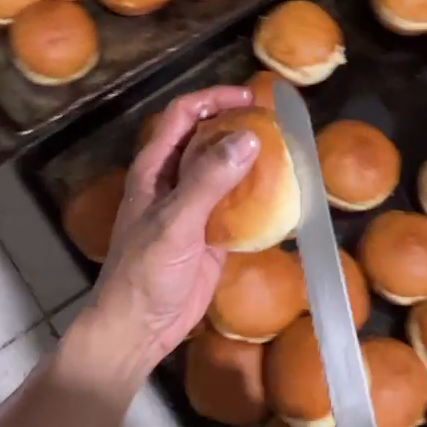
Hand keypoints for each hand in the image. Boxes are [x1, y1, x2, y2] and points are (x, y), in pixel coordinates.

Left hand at [73, 85, 258, 373]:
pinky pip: (237, 205)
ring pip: (224, 170)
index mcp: (155, 167)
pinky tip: (284, 195)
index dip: (213, 99)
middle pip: (207, 138)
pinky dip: (258, 196)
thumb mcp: (175, 222)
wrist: (138, 328)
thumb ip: (208, 180)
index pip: (183, 115)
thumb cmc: (144, 272)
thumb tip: (248, 139)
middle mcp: (174, 180)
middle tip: (278, 124)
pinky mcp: (211, 235)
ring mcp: (193, 208)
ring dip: (251, 160)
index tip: (250, 98)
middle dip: (238, 125)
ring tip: (288, 153)